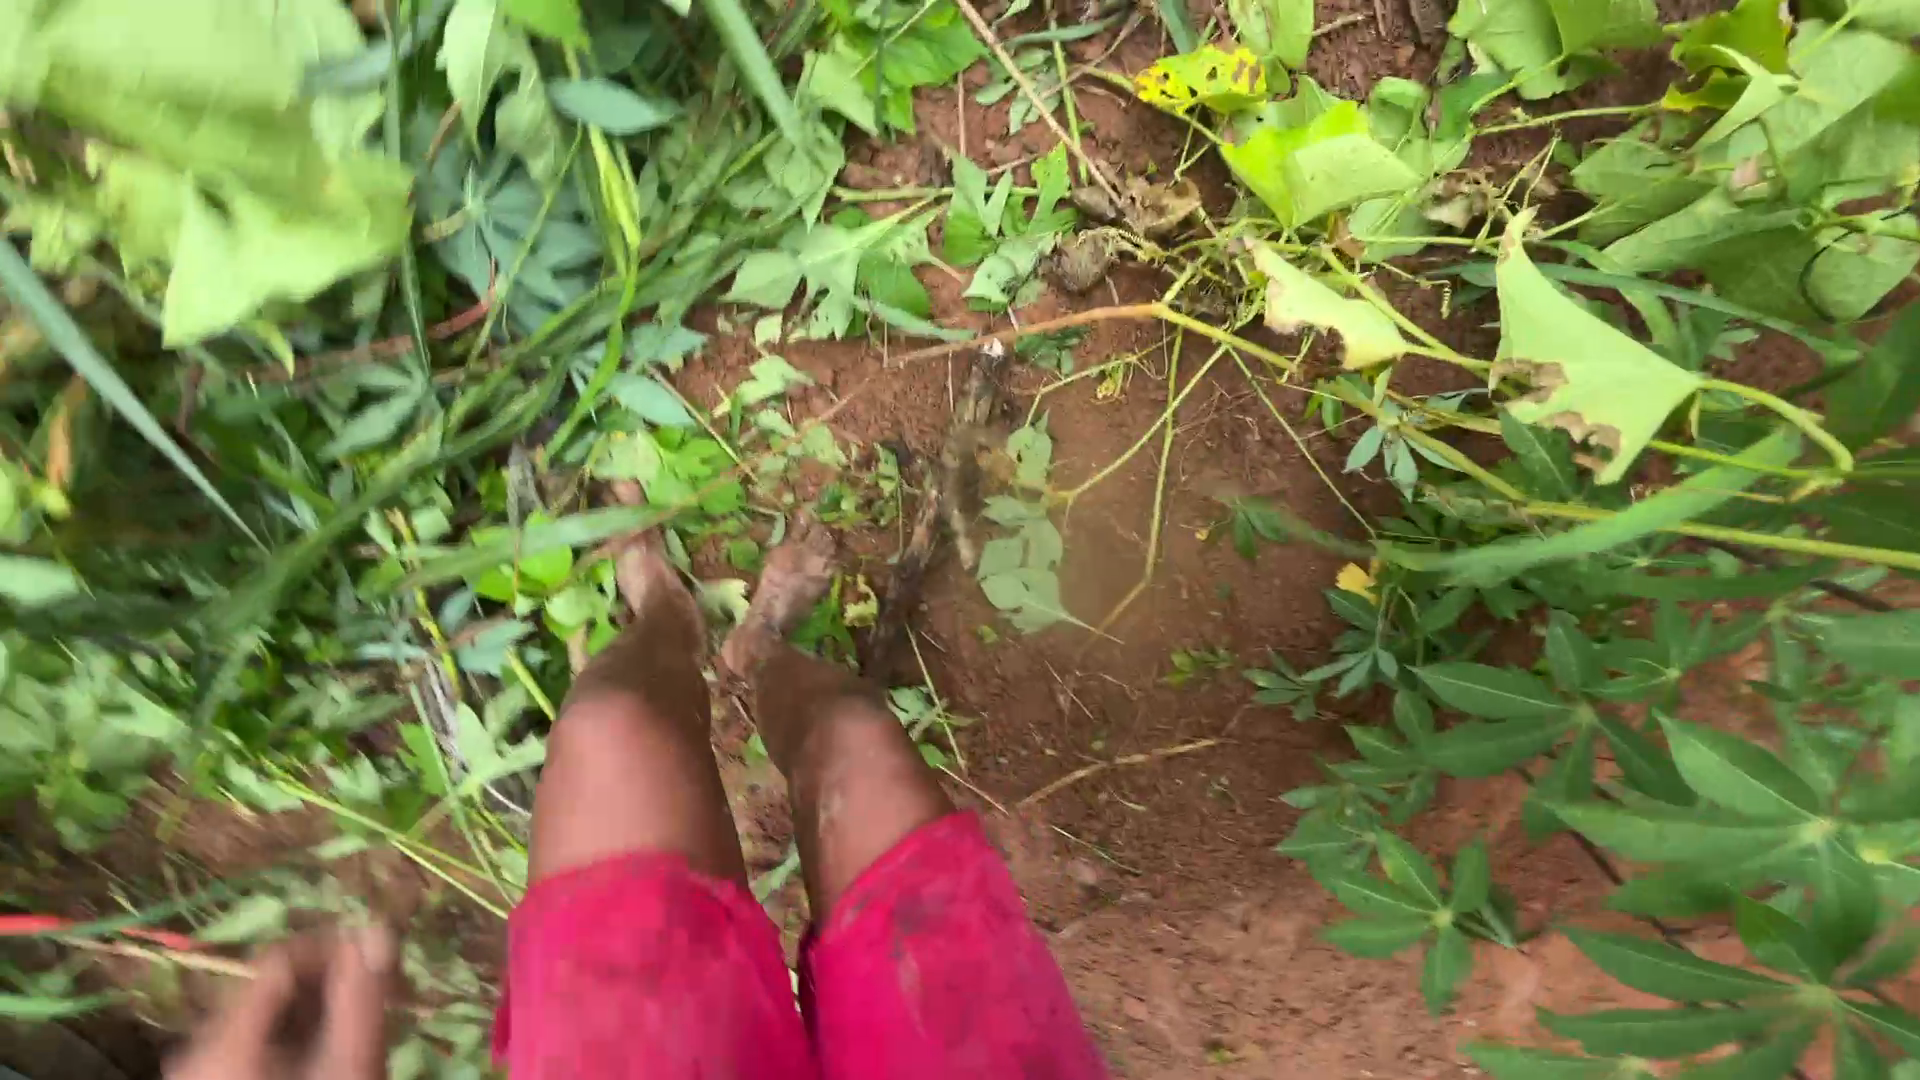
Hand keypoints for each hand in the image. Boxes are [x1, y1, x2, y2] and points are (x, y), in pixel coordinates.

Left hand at [168, 926, 396, 1079]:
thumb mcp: (348, 1062)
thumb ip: (362, 993)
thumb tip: (379, 927)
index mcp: (224, 1040)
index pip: (282, 957)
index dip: (336, 946)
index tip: (381, 956)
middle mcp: (197, 1049)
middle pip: (274, 984)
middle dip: (335, 977)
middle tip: (384, 989)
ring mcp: (198, 1071)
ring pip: (269, 1010)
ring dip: (322, 1003)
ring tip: (364, 1018)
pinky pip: (258, 1036)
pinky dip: (299, 1029)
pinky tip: (330, 1046)